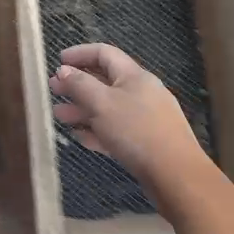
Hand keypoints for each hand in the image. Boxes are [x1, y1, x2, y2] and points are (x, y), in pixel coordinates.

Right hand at [48, 43, 206, 184]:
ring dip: (83, 110)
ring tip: (60, 116)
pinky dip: (99, 131)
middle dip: (77, 85)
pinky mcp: (149, 144)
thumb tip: (63, 70)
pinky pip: (118, 130)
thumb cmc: (137, 131)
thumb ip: (79, 84)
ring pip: (109, 108)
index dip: (80, 53)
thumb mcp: (101, 102)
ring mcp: (148, 120)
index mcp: (135, 77)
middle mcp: (143, 94)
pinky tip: (82, 138)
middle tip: (54, 90)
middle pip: (105, 82)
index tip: (59, 60)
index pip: (104, 53)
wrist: (180, 180)